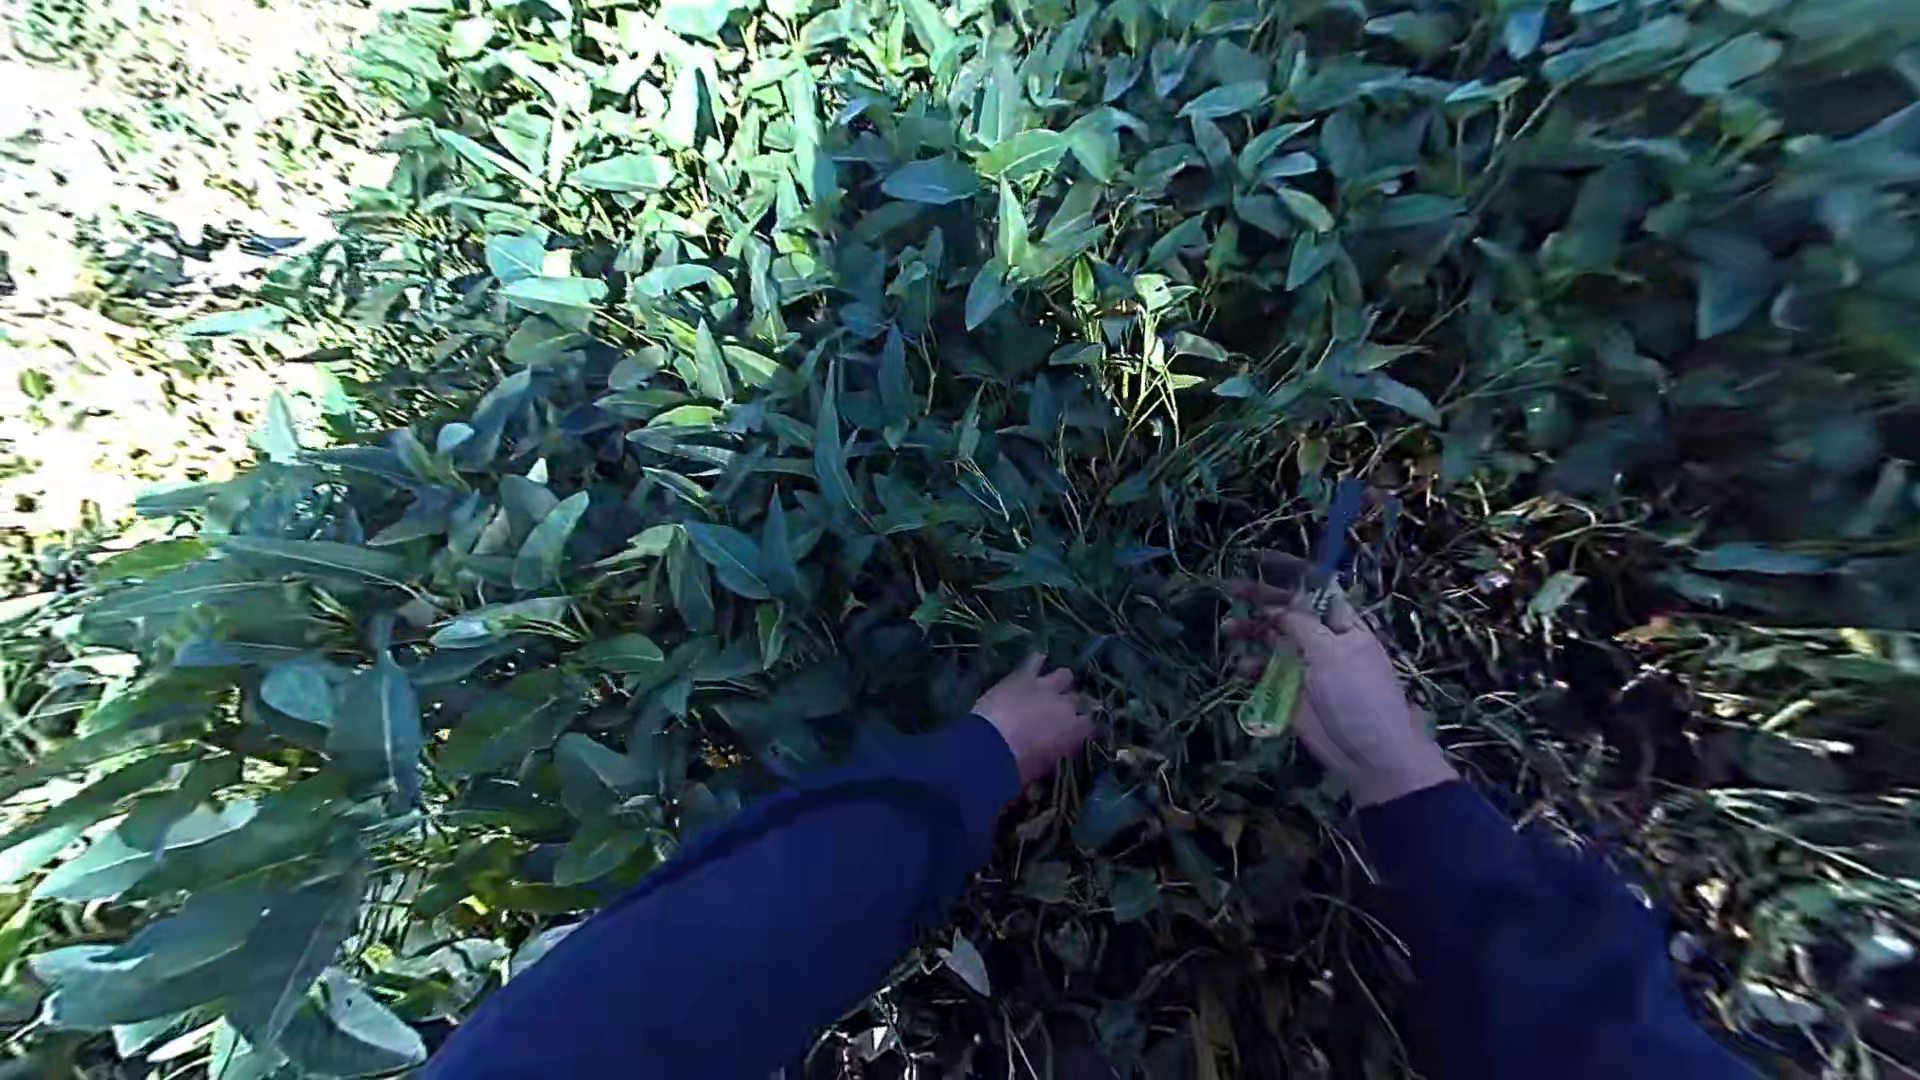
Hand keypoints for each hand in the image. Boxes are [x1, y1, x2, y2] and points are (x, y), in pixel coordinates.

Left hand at [972, 653, 1092, 784]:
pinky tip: (1037, 660)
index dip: (1085, 724)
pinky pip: (1035, 661)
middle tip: (1059, 710)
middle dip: (1071, 704)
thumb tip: (1055, 750)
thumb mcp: (1043, 767)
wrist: (993, 745)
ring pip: (1064, 675)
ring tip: (1052, 685)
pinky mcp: (1024, 676)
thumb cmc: (1019, 766)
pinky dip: (1037, 661)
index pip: (1091, 724)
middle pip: (1077, 699)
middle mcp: (1066, 705)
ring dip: (1060, 681)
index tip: (1079, 728)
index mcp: (1074, 731)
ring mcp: (1046, 687)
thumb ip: (1055, 753)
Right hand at [1225, 580, 1456, 806]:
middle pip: (1286, 612)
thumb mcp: (1332, 653)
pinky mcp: (1290, 691)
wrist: (1371, 755)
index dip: (1289, 574)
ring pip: (1270, 639)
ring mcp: (1305, 666)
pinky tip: (1242, 671)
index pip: (1315, 590)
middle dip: (1260, 600)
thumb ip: (1300, 625)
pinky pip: (1264, 672)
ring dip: (1250, 632)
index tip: (1260, 561)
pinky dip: (1250, 668)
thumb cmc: (1360, 696)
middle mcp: (1321, 641)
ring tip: (1228, 631)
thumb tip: (1275, 606)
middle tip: (1231, 590)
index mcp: (1341, 626)